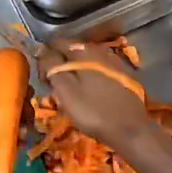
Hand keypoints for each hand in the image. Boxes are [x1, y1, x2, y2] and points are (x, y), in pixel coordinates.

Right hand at [36, 42, 154, 148]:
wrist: (130, 129)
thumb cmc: (93, 111)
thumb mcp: (66, 91)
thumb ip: (52, 66)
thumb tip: (41, 48)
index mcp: (84, 51)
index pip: (58, 43)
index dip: (46, 56)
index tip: (43, 74)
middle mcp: (100, 50)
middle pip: (74, 50)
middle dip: (62, 63)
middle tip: (55, 84)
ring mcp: (114, 61)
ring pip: (88, 59)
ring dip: (77, 69)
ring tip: (71, 89)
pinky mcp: (124, 74)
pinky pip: (100, 68)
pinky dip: (91, 75)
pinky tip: (90, 90)